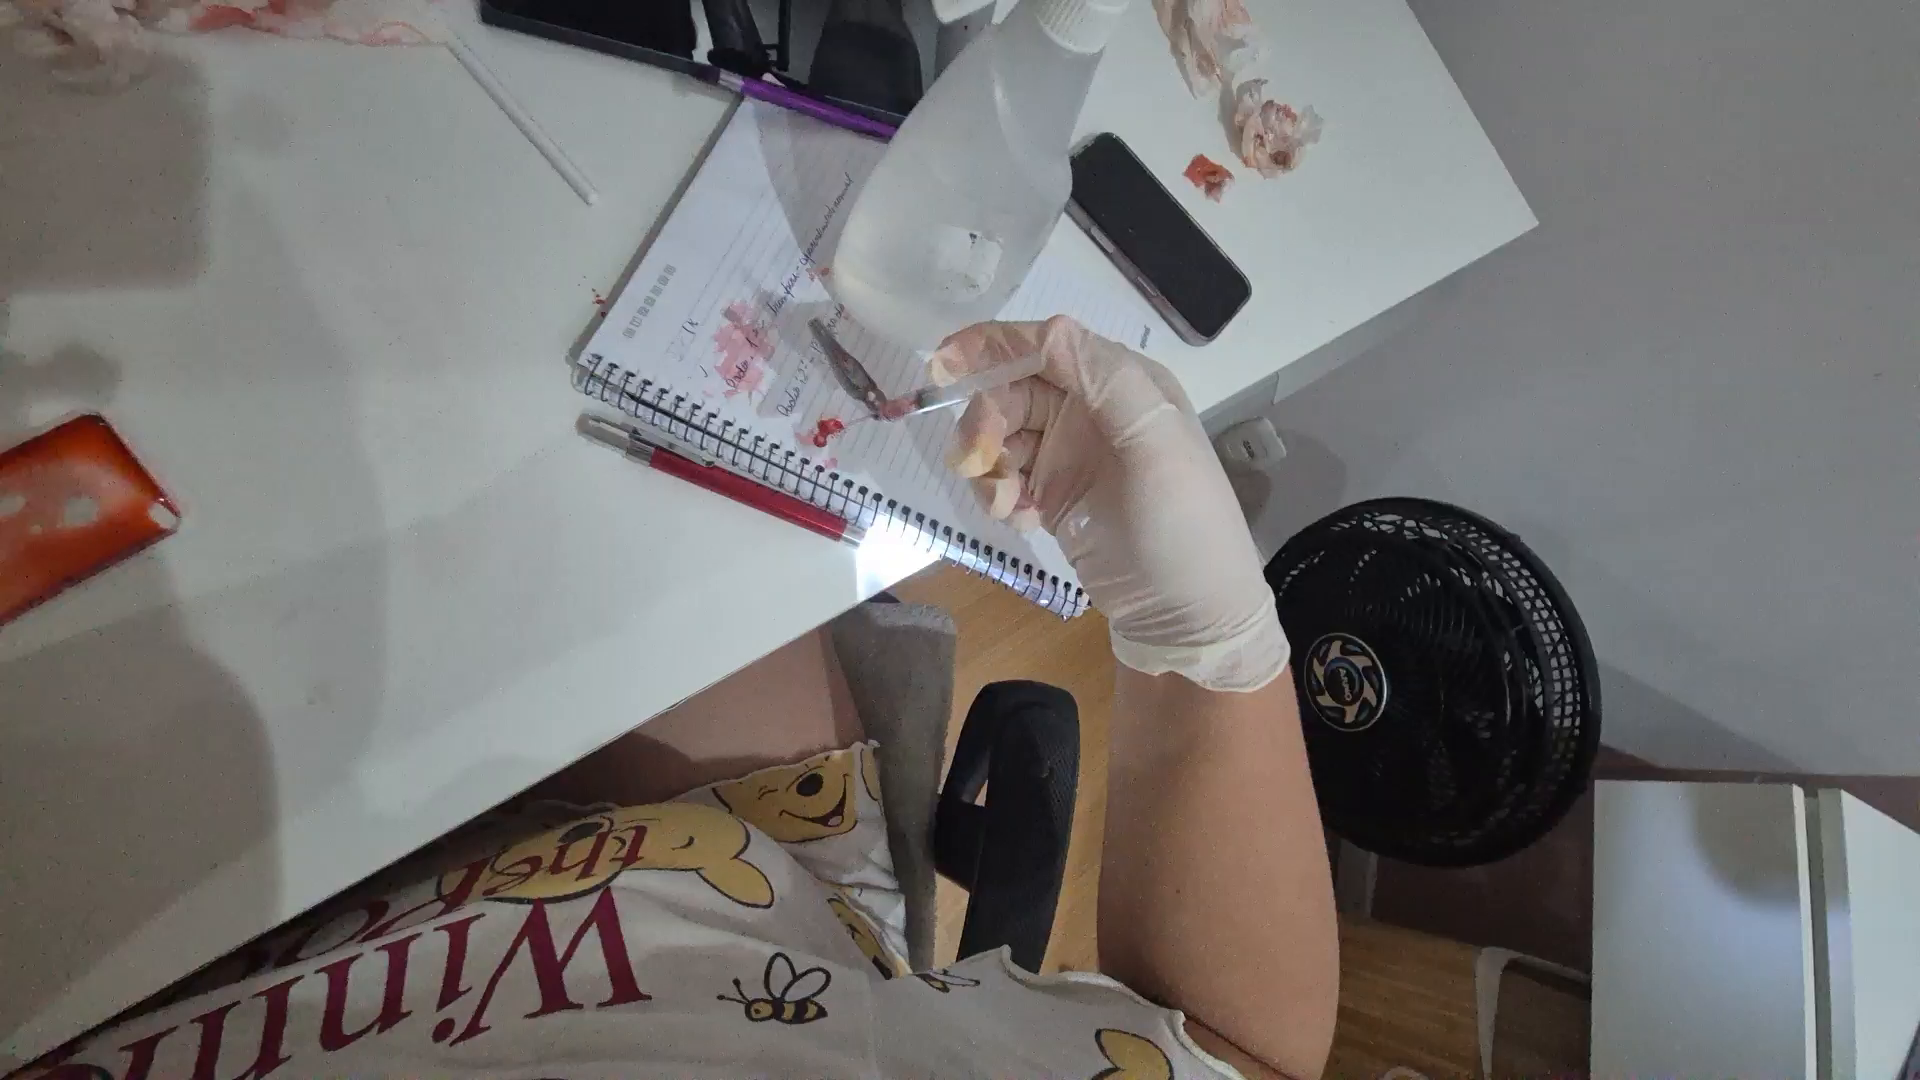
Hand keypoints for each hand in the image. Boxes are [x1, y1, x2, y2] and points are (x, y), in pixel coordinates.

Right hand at [931, 316, 1287, 691]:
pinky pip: (1005, 479)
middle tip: (976, 461)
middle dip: (986, 422)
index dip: (993, 348)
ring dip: (990, 466)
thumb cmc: (1182, 526)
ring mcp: (1069, 455)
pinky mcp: (1052, 496)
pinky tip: (1021, 521)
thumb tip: (1049, 326)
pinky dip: (1000, 496)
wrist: (1184, 615)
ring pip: (1001, 437)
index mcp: (1122, 385)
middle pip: (1012, 392)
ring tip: (1006, 505)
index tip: (942, 363)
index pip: (1048, 346)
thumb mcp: (1156, 446)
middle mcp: (1091, 411)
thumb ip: (1106, 382)